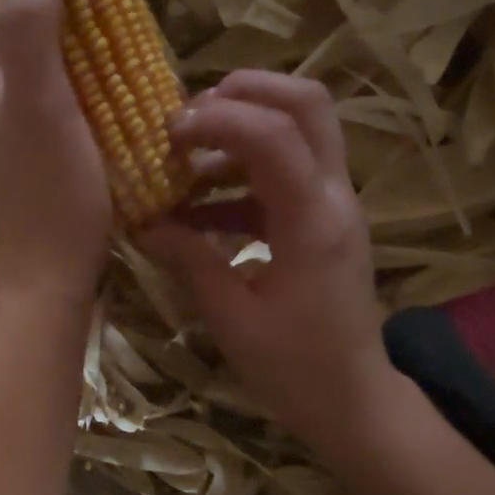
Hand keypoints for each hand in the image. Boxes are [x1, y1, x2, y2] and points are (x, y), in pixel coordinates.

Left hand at [0, 0, 110, 304]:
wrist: (52, 278)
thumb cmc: (51, 194)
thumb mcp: (40, 102)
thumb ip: (31, 26)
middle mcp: (0, 94)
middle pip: (30, 22)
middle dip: (71, 0)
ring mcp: (23, 125)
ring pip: (51, 59)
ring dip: (86, 38)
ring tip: (130, 31)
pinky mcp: (48, 152)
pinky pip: (69, 95)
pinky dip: (92, 78)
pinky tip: (122, 83)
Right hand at [142, 71, 398, 451]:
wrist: (349, 400)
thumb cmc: (292, 368)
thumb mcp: (231, 319)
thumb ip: (191, 262)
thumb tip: (145, 224)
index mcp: (311, 220)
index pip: (272, 134)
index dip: (217, 119)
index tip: (167, 135)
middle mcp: (333, 197)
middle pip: (306, 104)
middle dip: (245, 95)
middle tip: (188, 117)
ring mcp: (334, 208)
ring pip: (301, 133)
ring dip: (242, 133)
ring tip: (184, 163)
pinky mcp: (324, 225)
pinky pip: (287, 178)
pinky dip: (244, 178)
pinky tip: (198, 211)